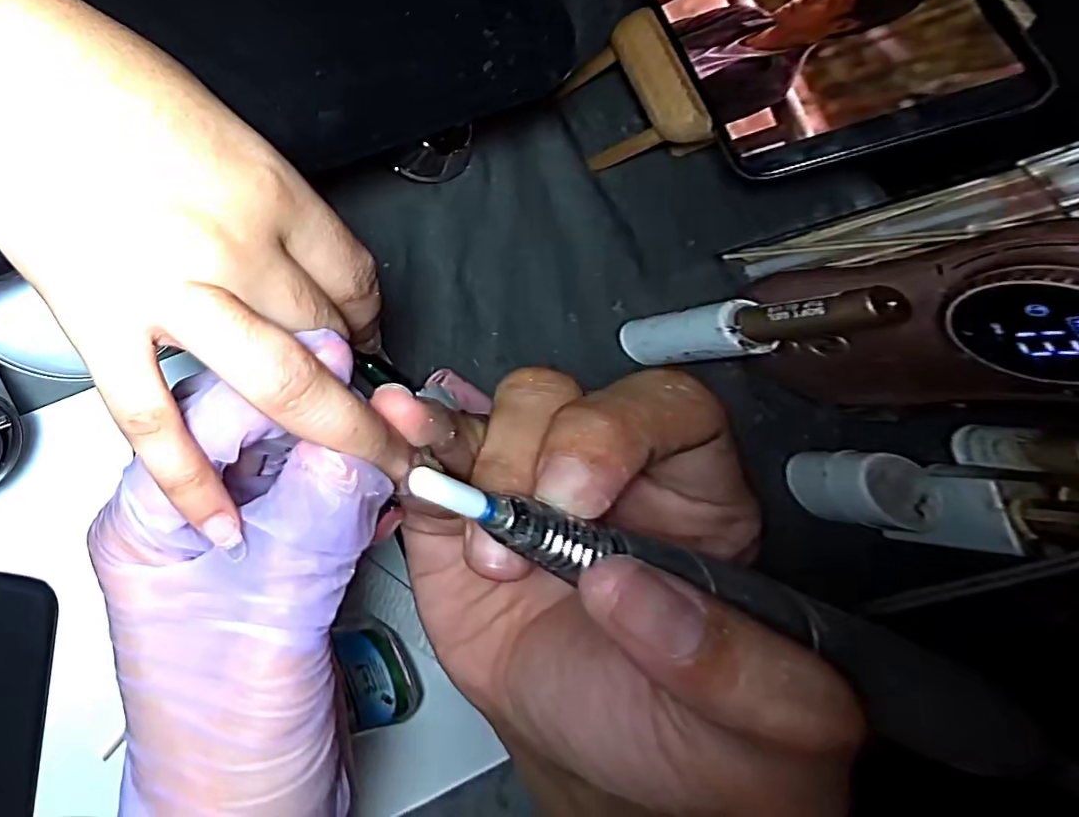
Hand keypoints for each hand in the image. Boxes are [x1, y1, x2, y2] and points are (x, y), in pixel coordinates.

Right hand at [0, 63, 403, 554]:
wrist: (2, 74)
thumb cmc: (93, 75)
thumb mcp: (205, 120)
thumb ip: (245, 192)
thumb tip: (265, 240)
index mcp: (266, 184)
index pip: (349, 271)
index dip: (366, 315)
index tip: (359, 335)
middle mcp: (235, 244)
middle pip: (329, 333)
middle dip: (368, 386)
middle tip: (389, 421)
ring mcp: (171, 293)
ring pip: (281, 385)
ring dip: (335, 436)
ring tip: (367, 474)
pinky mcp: (101, 324)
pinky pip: (155, 422)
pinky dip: (191, 481)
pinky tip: (221, 519)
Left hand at [89, 330, 394, 814]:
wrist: (247, 811)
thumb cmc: (219, 741)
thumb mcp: (270, 617)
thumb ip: (313, 522)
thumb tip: (349, 444)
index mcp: (141, 521)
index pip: (202, 425)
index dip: (269, 391)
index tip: (327, 360)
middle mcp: (176, 518)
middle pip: (236, 429)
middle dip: (300, 403)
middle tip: (354, 378)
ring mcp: (224, 535)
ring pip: (276, 458)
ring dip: (327, 441)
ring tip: (371, 420)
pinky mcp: (267, 556)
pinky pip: (304, 496)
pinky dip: (341, 483)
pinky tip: (369, 473)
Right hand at [374, 369, 863, 815]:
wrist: (585, 758)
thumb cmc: (684, 739)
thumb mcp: (766, 733)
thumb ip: (730, 667)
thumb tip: (626, 584)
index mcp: (688, 500)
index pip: (658, 409)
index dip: (610, 428)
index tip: (577, 496)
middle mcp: (593, 474)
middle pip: (549, 399)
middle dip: (518, 453)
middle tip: (510, 533)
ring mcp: (510, 484)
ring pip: (475, 414)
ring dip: (441, 433)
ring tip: (434, 482)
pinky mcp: (446, 512)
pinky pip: (417, 459)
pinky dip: (399, 452)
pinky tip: (392, 454)